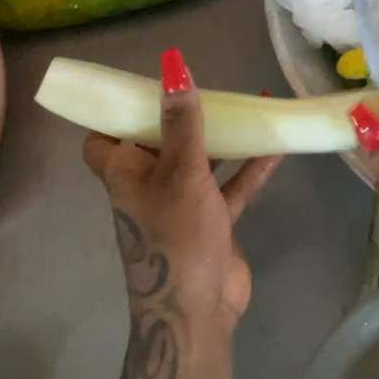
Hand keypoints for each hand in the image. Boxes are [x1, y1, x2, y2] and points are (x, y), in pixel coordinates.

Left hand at [83, 48, 281, 378]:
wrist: (198, 313)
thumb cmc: (176, 236)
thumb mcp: (181, 171)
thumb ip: (182, 120)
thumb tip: (172, 64)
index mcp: (125, 173)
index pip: (103, 140)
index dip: (115, 113)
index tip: (138, 85)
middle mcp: (148, 185)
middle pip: (159, 142)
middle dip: (181, 116)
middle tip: (204, 84)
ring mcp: (181, 205)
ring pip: (200, 160)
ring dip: (221, 136)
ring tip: (247, 104)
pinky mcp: (212, 222)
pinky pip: (230, 186)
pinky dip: (250, 167)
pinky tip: (276, 144)